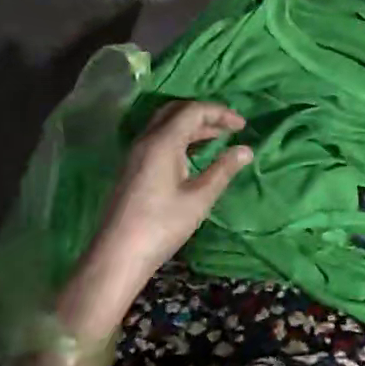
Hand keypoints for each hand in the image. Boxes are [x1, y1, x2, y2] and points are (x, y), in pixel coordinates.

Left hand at [88, 101, 251, 282]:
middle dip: (205, 114)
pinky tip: (193, 155)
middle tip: (229, 128)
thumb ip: (223, 170)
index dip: (220, 113)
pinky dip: (180, 137)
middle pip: (177, 111)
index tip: (243, 126)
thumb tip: (246, 150)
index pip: (193, 111)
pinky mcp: (133, 166)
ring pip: (166, 124)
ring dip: (192, 126)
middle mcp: (146, 139)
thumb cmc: (161, 225)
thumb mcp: (199, 198)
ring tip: (217, 139)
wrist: (118, 254)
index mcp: (162, 141)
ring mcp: (136, 153)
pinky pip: (158, 138)